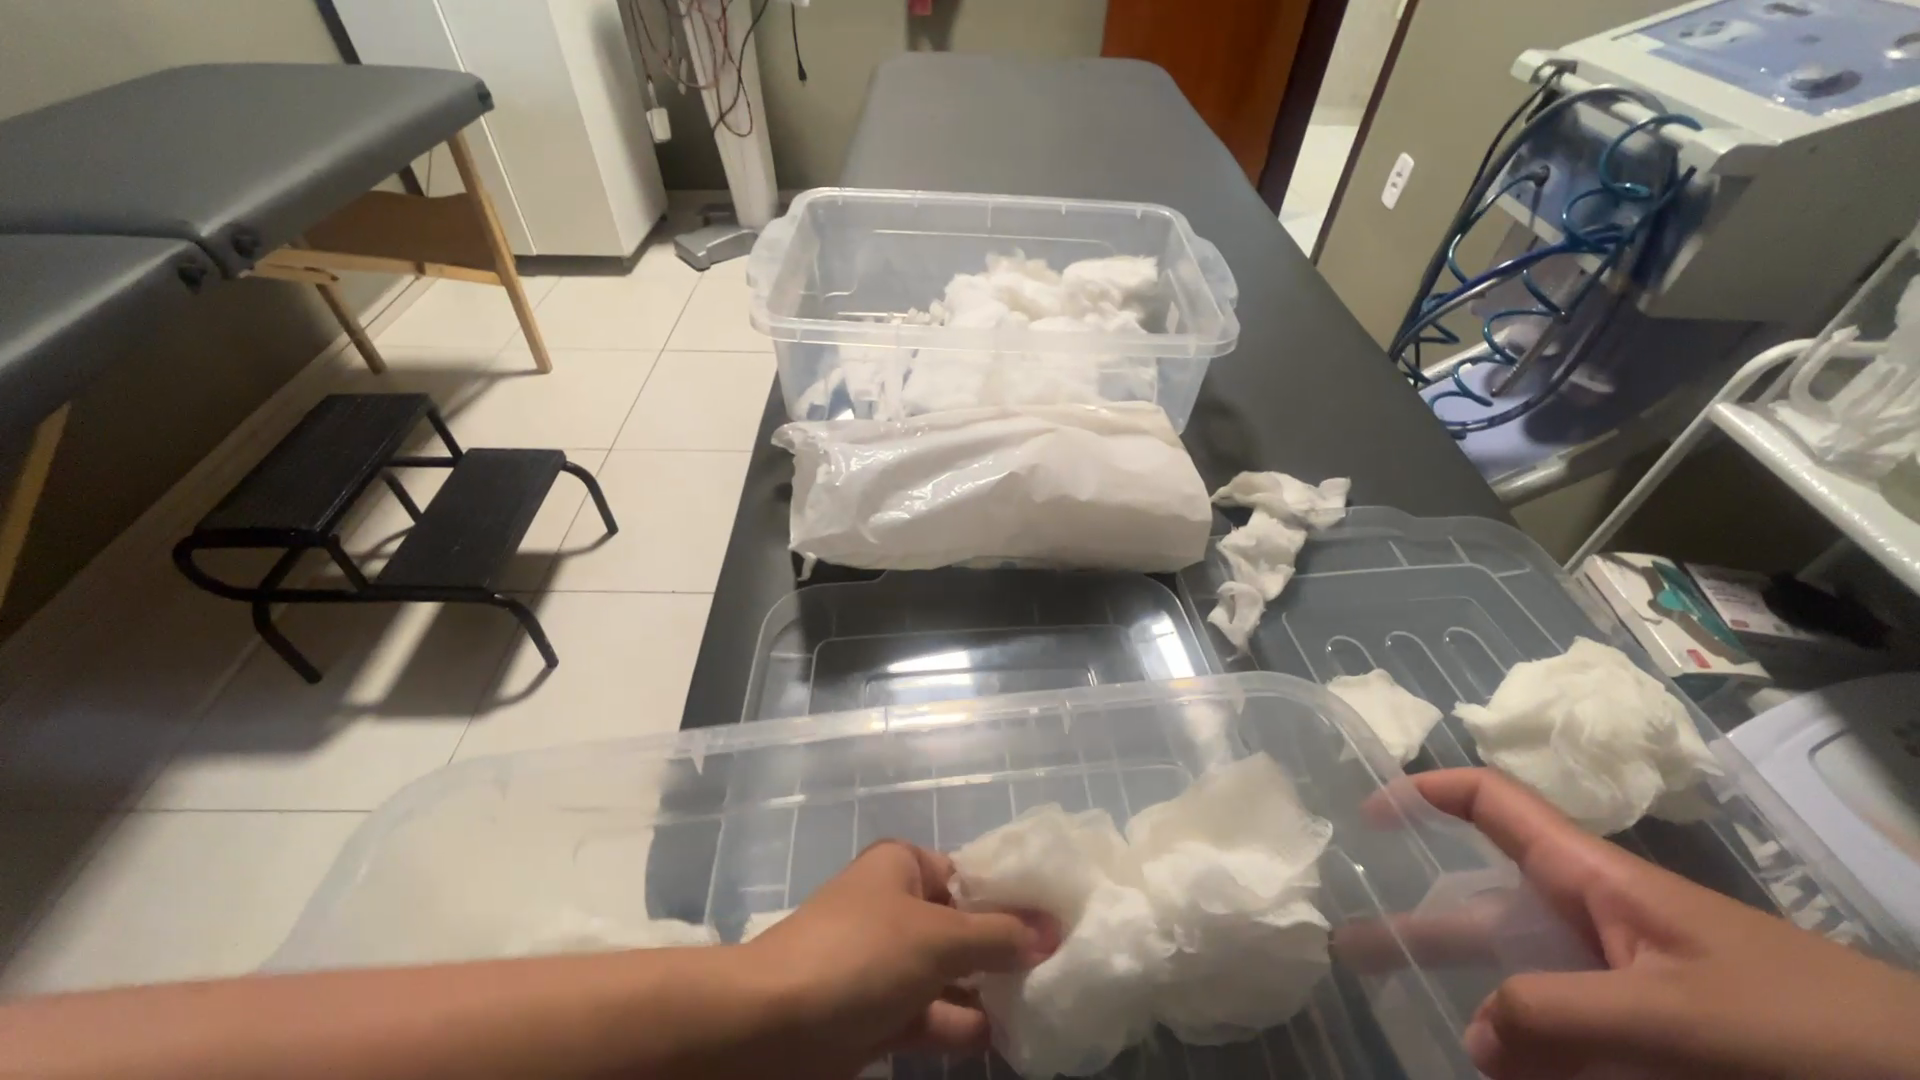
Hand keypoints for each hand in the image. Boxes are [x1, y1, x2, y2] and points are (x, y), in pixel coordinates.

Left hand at [741, 840, 1056, 1077]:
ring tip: (1044, 1006)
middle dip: (1006, 949)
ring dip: (988, 991)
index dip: (1013, 896)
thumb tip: (1054, 930)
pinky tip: (1004, 1038)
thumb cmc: (861, 955)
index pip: (970, 874)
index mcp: (903, 867)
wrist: (770, 1025)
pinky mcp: (875, 1012)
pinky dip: (962, 1024)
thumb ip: (999, 936)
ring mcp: (883, 963)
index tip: (1059, 920)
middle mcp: (894, 907)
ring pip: (949, 973)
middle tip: (1061, 970)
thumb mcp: (938, 938)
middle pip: (963, 925)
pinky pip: (930, 1013)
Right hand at [1379, 768, 1919, 1079]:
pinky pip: (1567, 1034)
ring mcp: (1620, 978)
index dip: (1426, 793)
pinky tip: (1503, 1073)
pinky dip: (1529, 1052)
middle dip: (1416, 920)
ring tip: (1411, 1024)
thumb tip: (1470, 1035)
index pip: (1492, 804)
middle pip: (1484, 905)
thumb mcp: (1673, 1013)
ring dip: (1470, 1002)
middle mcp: (1593, 918)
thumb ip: (1559, 1015)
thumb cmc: (1803, 1023)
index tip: (1368, 815)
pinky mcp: (1648, 1033)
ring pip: (1523, 981)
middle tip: (1349, 949)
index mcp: (1592, 878)